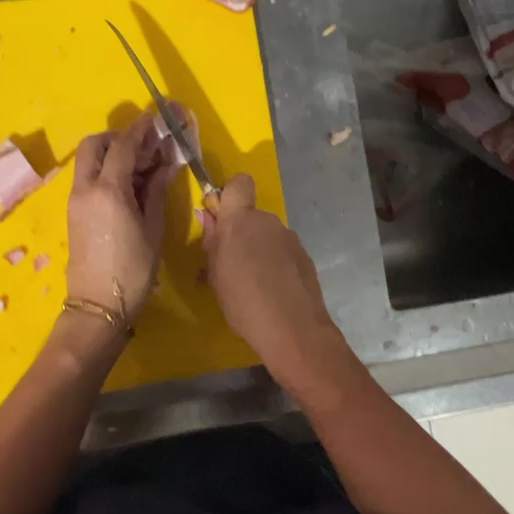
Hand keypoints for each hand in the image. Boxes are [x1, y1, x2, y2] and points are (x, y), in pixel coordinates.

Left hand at [67, 114, 176, 324]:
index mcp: (108, 190)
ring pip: (88, 160)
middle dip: (117, 137)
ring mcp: (75, 200)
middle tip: (143, 145)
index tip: (155, 119)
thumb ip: (156, 190)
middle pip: (94, 145)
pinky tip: (128, 184)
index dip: (140, 130)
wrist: (98, 305)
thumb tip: (165, 164)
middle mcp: (86, 188)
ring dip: (110, 153)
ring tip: (140, 166)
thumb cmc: (133, 269)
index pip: (122, 146)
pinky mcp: (74, 212)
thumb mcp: (153, 229)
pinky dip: (105, 170)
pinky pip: (87, 178)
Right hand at [201, 175, 341, 371]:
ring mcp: (290, 238)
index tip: (222, 219)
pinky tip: (273, 290)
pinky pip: (282, 251)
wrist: (293, 329)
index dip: (230, 194)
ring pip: (267, 235)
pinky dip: (276, 264)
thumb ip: (212, 241)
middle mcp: (268, 221)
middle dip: (241, 233)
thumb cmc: (243, 302)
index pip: (239, 183)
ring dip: (259, 250)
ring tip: (253, 284)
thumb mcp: (216, 275)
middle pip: (252, 215)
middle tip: (232, 265)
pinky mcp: (305, 256)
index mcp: (241, 221)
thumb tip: (208, 216)